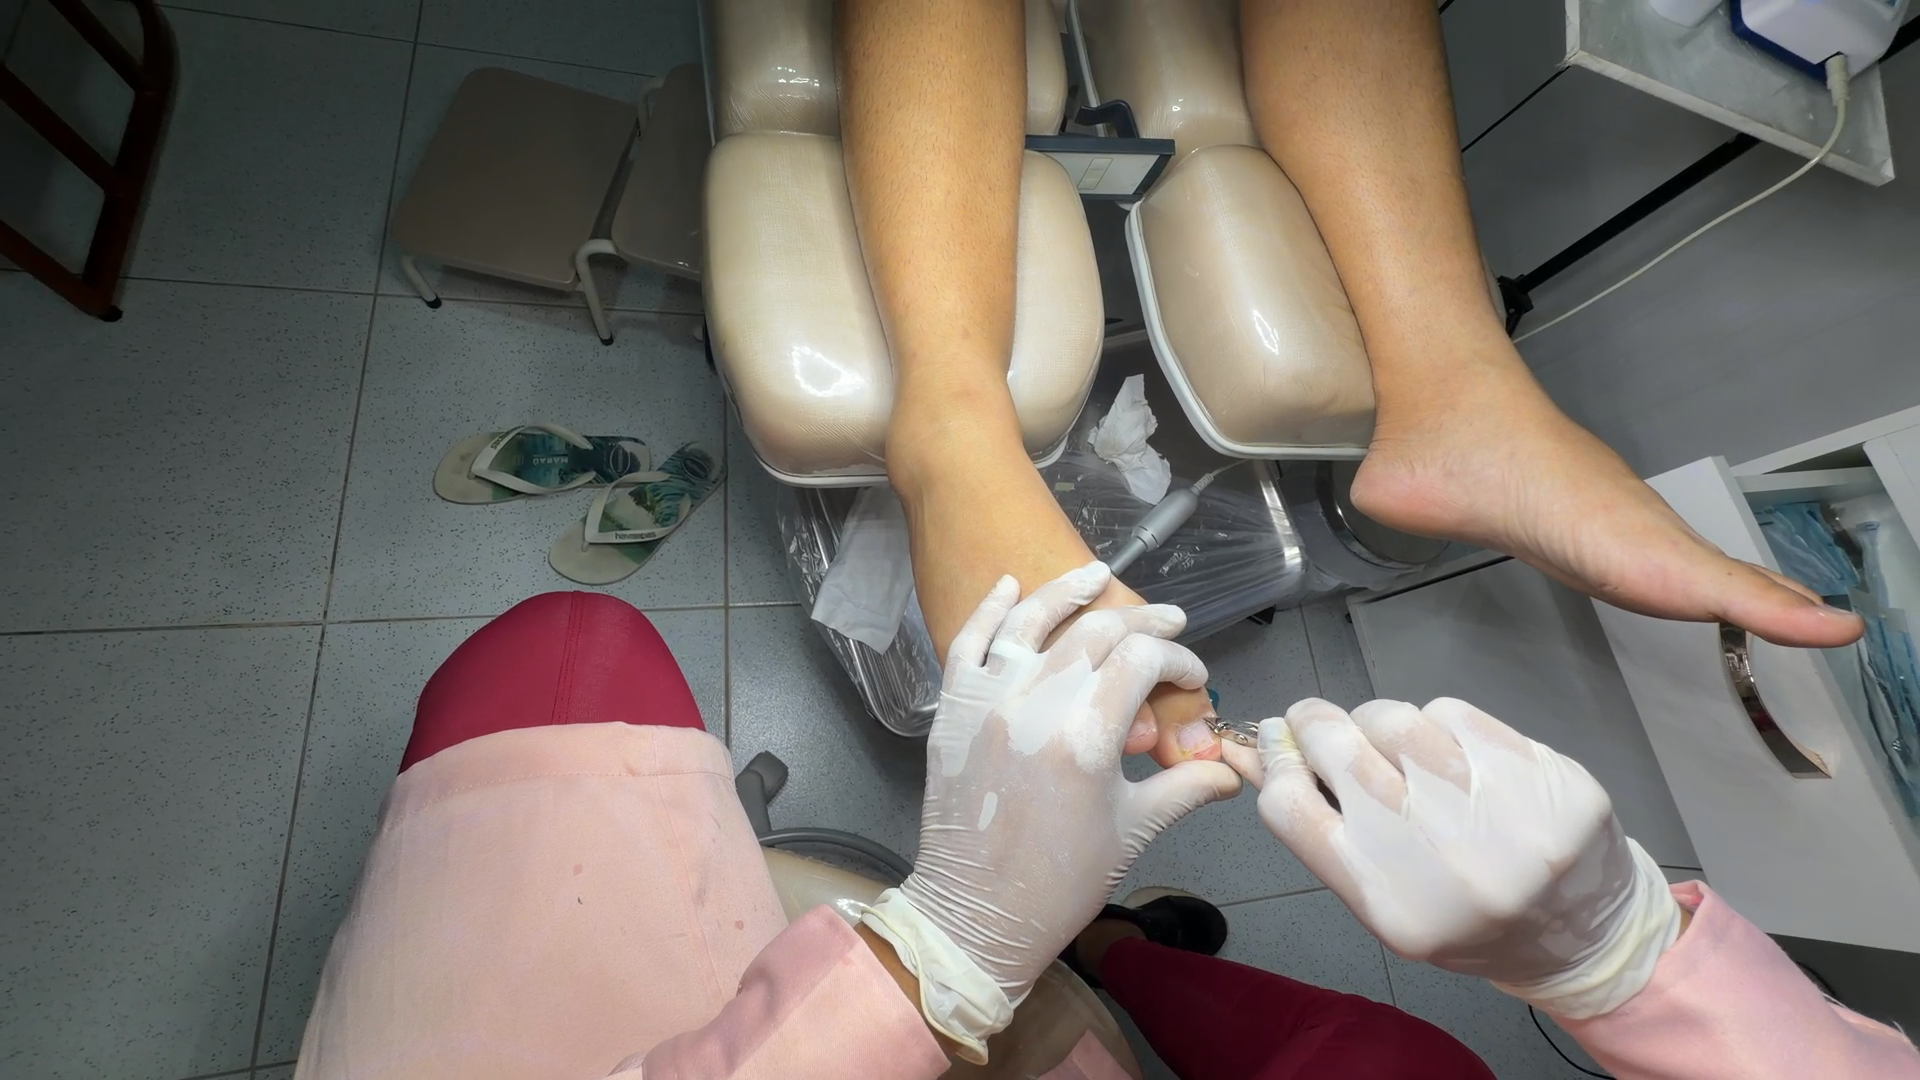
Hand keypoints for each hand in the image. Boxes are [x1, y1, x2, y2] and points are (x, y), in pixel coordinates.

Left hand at [861, 563, 1239, 1057]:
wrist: (974, 912)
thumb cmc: (1060, 881)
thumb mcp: (1133, 832)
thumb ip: (1185, 788)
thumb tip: (1232, 771)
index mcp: (1085, 737)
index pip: (1142, 661)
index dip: (1178, 659)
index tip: (1193, 675)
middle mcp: (1034, 703)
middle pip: (1097, 633)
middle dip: (1143, 621)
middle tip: (1169, 620)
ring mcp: (987, 699)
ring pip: (1031, 621)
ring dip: (1069, 590)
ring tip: (1098, 573)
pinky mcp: (953, 706)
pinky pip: (969, 641)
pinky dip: (990, 608)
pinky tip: (1010, 584)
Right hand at [1247, 697, 1680, 1018]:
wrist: (1582, 938)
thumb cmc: (1454, 913)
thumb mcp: (1372, 887)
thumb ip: (1312, 822)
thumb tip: (1250, 747)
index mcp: (1386, 900)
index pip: (1288, 804)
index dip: (1273, 760)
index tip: (1277, 740)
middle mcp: (1441, 860)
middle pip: (1334, 744)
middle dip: (1314, 721)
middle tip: (1320, 724)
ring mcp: (1501, 815)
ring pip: (1390, 716)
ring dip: (1379, 724)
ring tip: (1399, 751)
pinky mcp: (1546, 778)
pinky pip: (1450, 711)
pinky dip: (1438, 724)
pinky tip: (1456, 757)